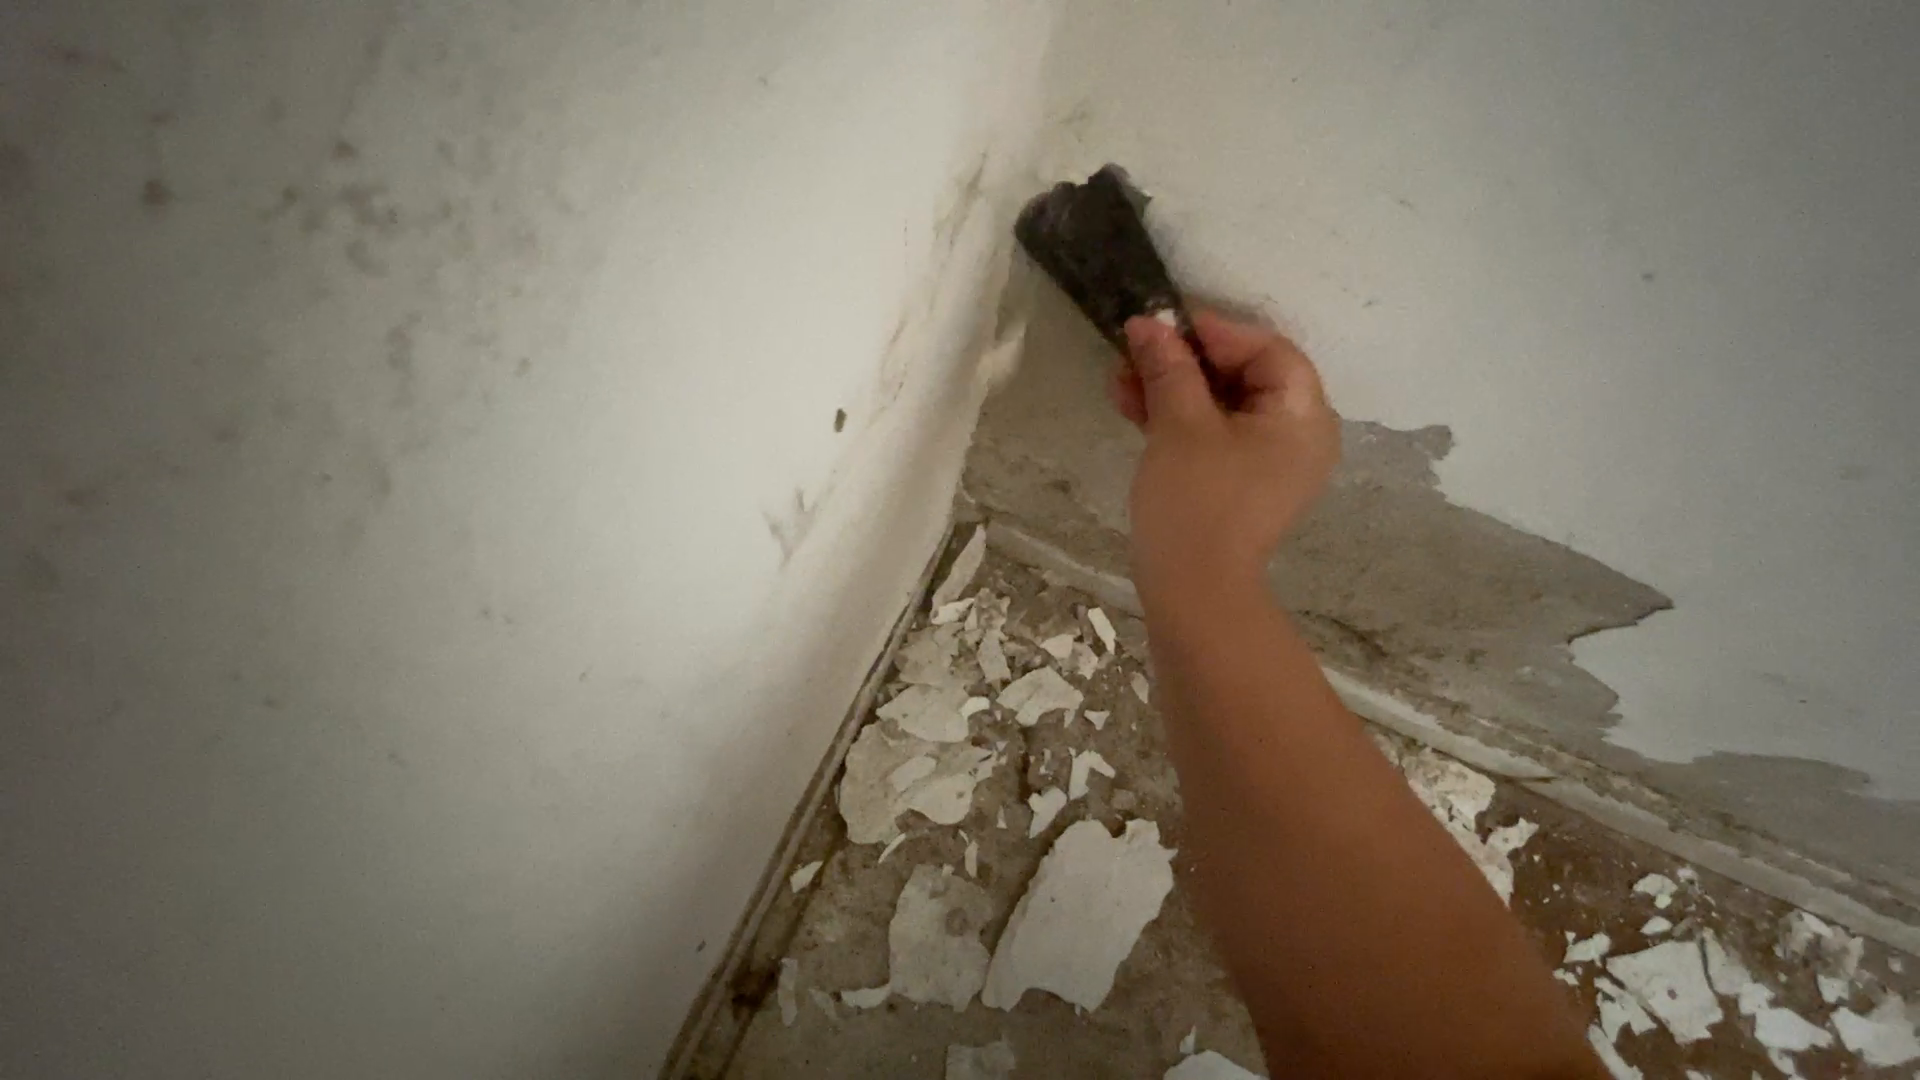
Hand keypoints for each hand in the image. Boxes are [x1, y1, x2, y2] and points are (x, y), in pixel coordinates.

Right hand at [1111, 310, 1339, 601]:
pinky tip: (1132, 407)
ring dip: (1171, 389)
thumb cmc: (1196, 502)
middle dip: (1182, 361)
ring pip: (1220, 406)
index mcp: (1303, 417)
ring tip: (1119, 381)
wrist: (1193, 592)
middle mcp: (1296, 436)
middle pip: (1243, 376)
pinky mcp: (1238, 483)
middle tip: (1133, 351)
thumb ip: (1168, 368)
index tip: (1162, 324)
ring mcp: (1267, 463)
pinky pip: (1212, 436)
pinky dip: (1177, 420)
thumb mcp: (1179, 426)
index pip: (1268, 351)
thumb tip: (1147, 324)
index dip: (1214, 331)